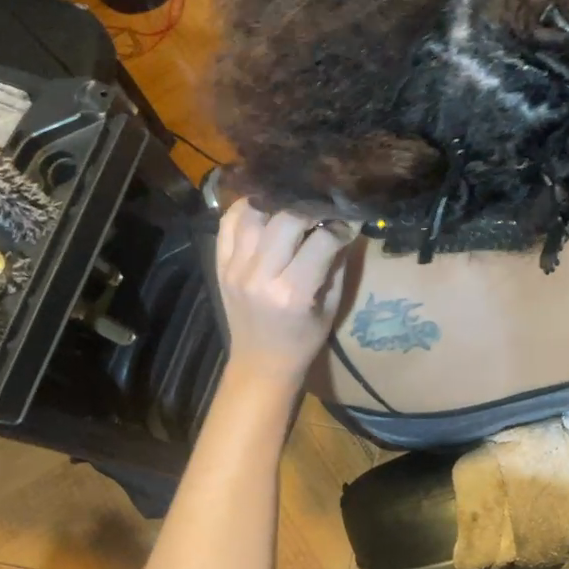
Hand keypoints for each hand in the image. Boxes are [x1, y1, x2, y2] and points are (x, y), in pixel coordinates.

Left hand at [215, 199, 355, 388]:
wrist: (261, 363)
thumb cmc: (303, 341)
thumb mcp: (331, 309)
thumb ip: (337, 266)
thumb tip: (345, 226)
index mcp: (293, 294)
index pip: (321, 241)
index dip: (340, 228)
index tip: (349, 226)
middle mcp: (260, 277)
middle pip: (286, 219)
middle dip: (310, 210)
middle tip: (321, 214)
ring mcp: (235, 269)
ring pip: (254, 214)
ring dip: (277, 204)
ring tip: (292, 207)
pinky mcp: (220, 265)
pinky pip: (228, 223)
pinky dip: (246, 209)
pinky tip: (264, 208)